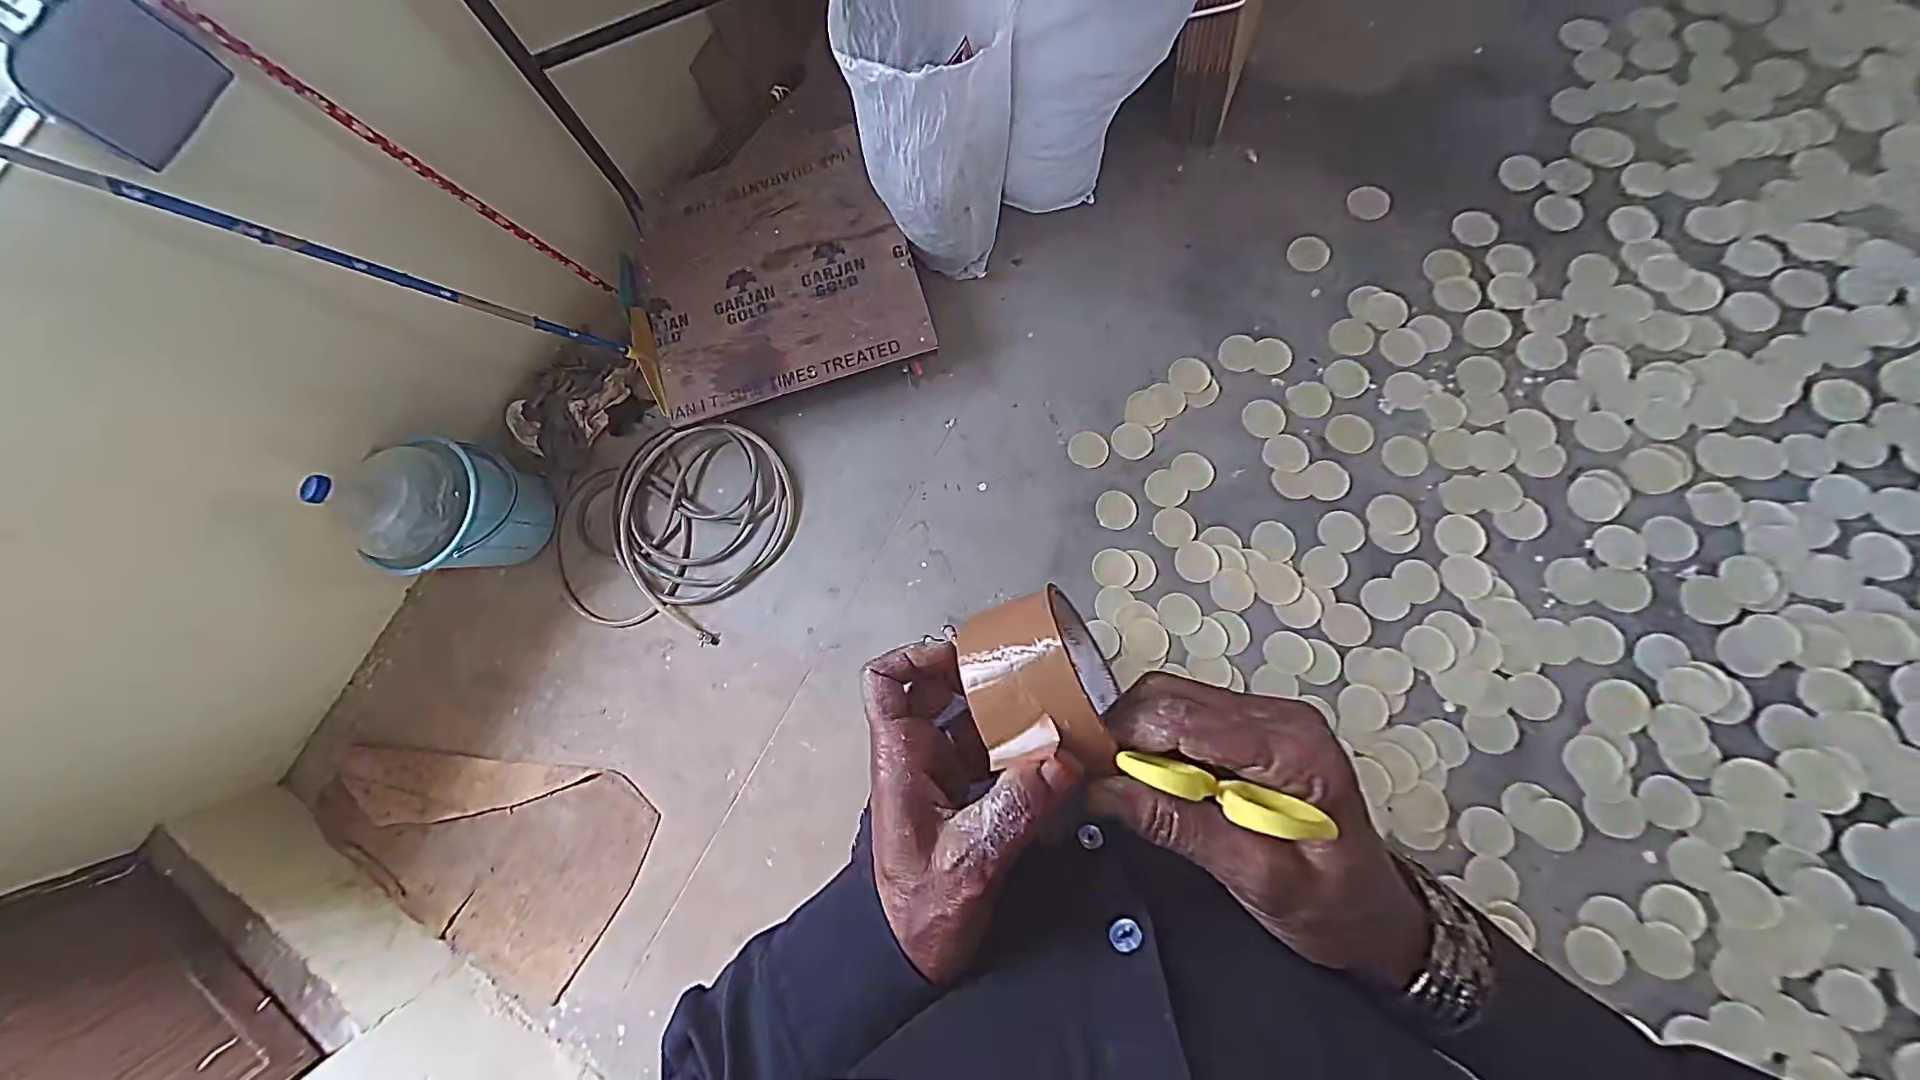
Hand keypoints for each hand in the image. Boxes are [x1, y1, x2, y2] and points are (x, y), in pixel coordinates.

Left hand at [864, 640, 1082, 983]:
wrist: (911, 957)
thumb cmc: (915, 913)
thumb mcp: (969, 859)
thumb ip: (1015, 809)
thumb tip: (1058, 761)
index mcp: (900, 758)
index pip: (885, 683)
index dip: (914, 656)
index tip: (960, 651)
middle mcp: (918, 756)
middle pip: (939, 690)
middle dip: (979, 676)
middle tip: (1022, 671)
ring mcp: (942, 774)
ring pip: (970, 719)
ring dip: (1006, 711)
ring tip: (1046, 704)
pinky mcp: (965, 793)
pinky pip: (992, 752)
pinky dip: (1019, 746)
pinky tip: (1050, 752)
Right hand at [1089, 674, 1428, 986]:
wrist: (1376, 912)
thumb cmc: (1336, 906)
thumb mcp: (1257, 878)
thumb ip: (1179, 827)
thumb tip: (1106, 792)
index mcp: (1292, 748)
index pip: (1181, 718)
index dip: (1124, 740)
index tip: (1088, 772)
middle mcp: (1279, 716)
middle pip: (1169, 696)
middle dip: (1123, 734)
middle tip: (1100, 781)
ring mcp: (1265, 714)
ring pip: (1169, 697)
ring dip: (1135, 735)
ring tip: (1126, 784)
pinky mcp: (1249, 724)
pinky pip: (1183, 711)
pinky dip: (1154, 739)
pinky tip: (1154, 776)